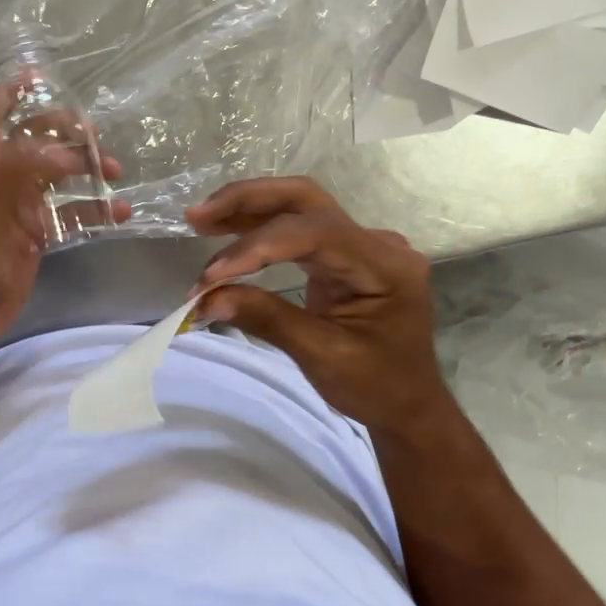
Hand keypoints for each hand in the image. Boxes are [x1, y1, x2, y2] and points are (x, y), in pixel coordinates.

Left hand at [0, 83, 128, 341]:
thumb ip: (23, 170)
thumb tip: (60, 147)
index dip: (7, 94)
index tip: (38, 78)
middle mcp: (3, 181)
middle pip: (34, 141)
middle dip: (63, 130)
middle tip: (94, 133)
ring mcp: (21, 208)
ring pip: (58, 176)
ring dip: (86, 169)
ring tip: (115, 170)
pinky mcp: (37, 234)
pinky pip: (70, 214)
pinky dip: (94, 210)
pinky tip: (118, 212)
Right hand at [185, 177, 450, 435]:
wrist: (408, 405)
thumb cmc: (375, 386)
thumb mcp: (321, 355)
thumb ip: (266, 319)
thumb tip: (207, 299)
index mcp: (384, 266)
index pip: (313, 233)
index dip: (257, 247)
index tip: (211, 276)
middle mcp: (376, 243)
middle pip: (305, 200)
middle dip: (248, 202)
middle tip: (197, 216)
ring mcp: (361, 246)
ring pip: (298, 207)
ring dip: (247, 210)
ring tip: (198, 220)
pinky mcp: (343, 256)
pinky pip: (298, 231)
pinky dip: (259, 230)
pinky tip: (226, 233)